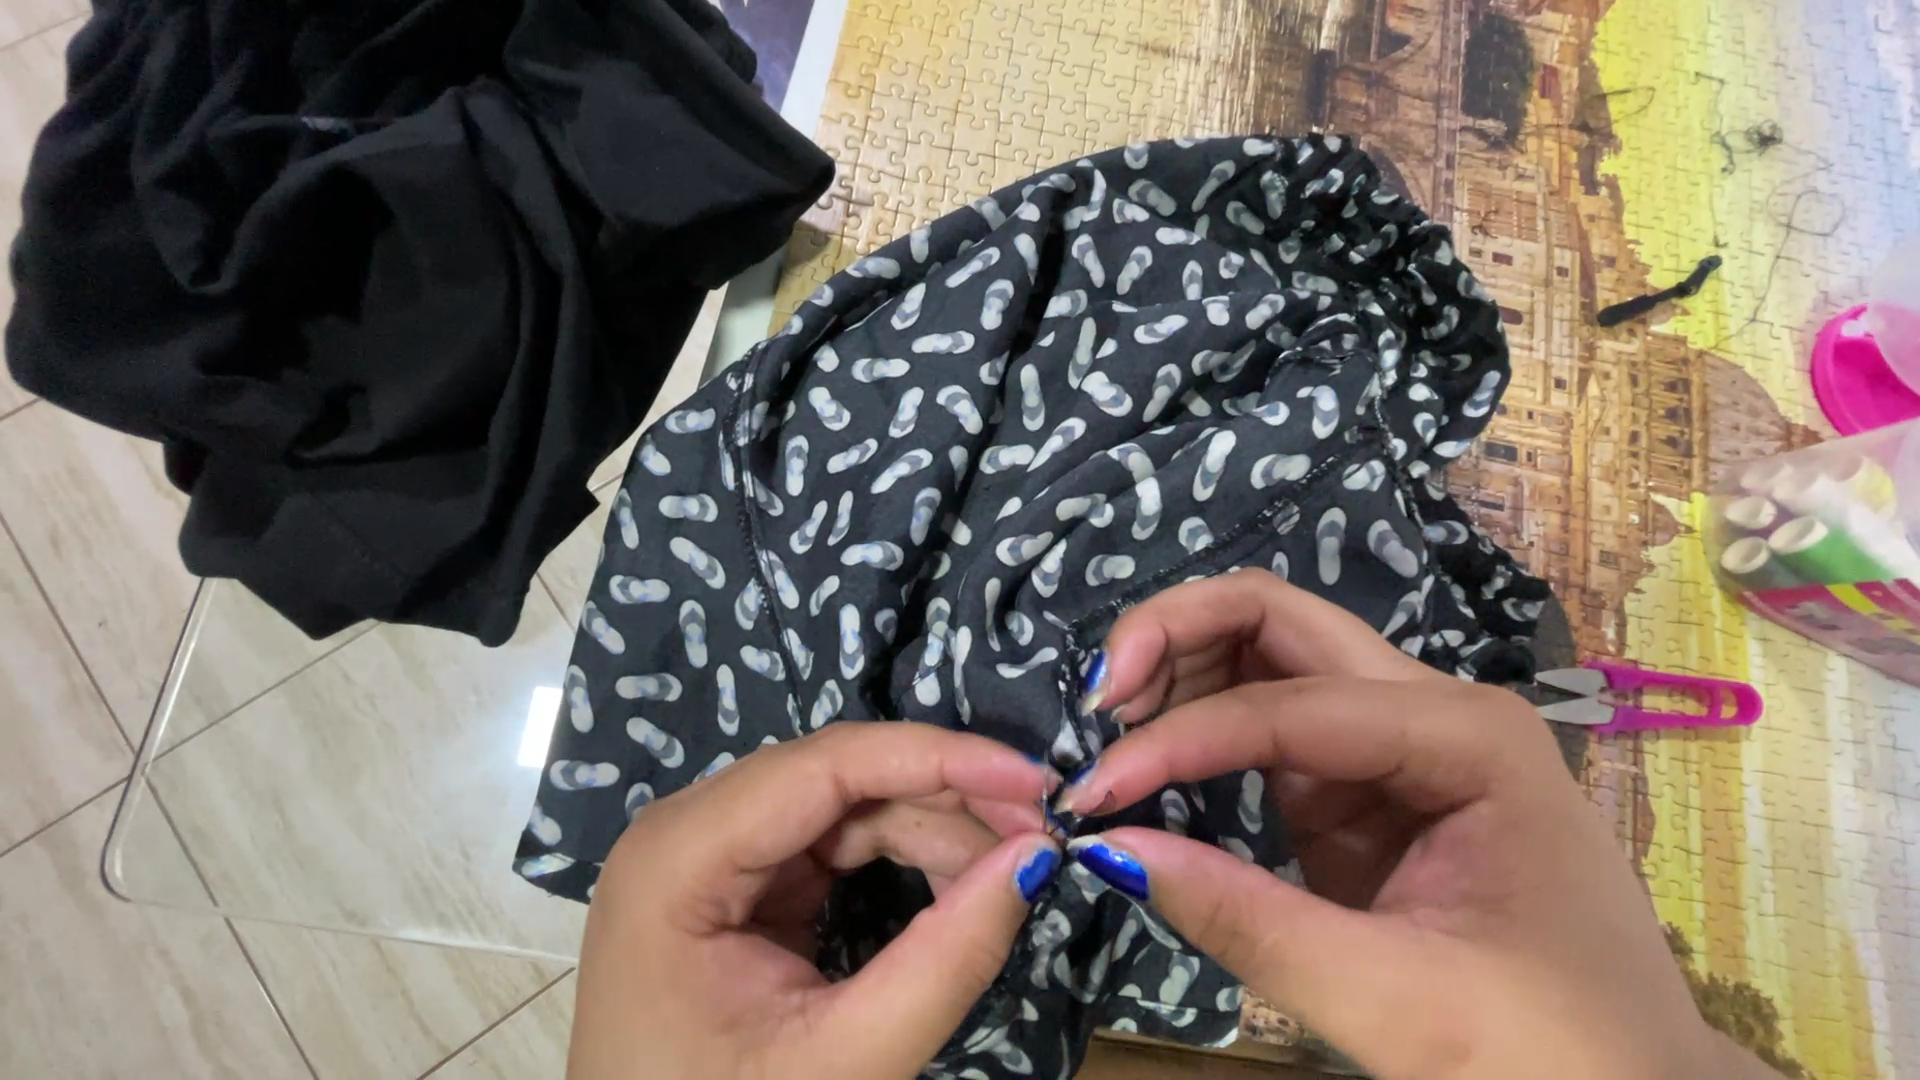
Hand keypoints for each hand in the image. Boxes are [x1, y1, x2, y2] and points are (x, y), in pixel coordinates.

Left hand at [569, 723, 1063, 1079]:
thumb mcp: (842, 1062)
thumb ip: (945, 959)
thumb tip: (1037, 855)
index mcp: (680, 856)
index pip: (828, 765)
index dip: (939, 757)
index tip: (1032, 780)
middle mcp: (692, 825)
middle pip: (842, 775)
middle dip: (948, 795)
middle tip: (1039, 831)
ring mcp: (717, 845)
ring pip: (850, 800)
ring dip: (937, 825)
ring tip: (1010, 864)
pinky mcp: (747, 873)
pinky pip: (839, 835)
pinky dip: (907, 852)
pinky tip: (958, 878)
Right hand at [1056, 570, 1768, 1079]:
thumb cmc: (1549, 1057)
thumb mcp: (1395, 1002)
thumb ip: (1243, 919)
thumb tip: (1105, 849)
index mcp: (1463, 735)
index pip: (1286, 705)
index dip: (1180, 738)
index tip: (1097, 789)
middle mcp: (1423, 705)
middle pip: (1275, 615)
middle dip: (1173, 634)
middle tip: (1099, 694)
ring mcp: (1383, 734)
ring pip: (1258, 646)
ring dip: (1177, 663)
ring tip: (1111, 716)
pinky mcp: (1348, 775)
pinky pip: (1255, 711)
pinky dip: (1192, 716)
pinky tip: (1149, 747)